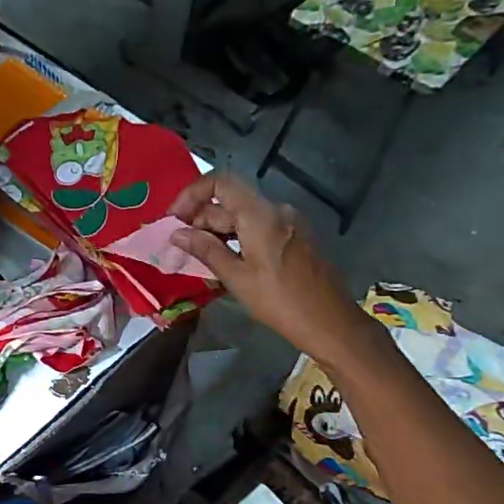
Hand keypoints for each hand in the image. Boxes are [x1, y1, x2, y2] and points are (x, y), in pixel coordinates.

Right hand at [169, 175, 376, 367]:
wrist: (329, 321)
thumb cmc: (279, 301)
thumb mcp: (236, 277)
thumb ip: (206, 250)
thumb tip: (177, 233)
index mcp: (260, 215)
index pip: (220, 182)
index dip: (192, 194)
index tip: (174, 218)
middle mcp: (276, 210)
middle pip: (230, 200)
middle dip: (200, 218)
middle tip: (179, 245)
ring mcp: (288, 222)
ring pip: (243, 215)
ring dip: (216, 229)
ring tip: (197, 256)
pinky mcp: (294, 236)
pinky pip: (257, 226)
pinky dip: (236, 236)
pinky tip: (224, 259)